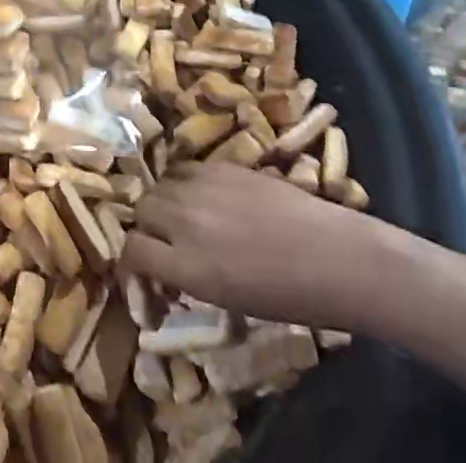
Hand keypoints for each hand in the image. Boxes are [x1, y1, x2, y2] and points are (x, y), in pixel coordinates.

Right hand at [122, 163, 381, 328]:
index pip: (130, 250)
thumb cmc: (287, 296)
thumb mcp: (223, 299)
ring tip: (182, 213)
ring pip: (159, 184)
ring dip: (164, 200)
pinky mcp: (224, 166)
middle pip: (142, 210)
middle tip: (165, 239)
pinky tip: (204, 194)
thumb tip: (165, 264)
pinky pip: (186, 167)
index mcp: (185, 265)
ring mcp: (204, 187)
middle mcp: (185, 220)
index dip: (132, 259)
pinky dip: (185, 181)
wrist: (335, 258)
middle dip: (146, 225)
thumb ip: (184, 275)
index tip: (143, 267)